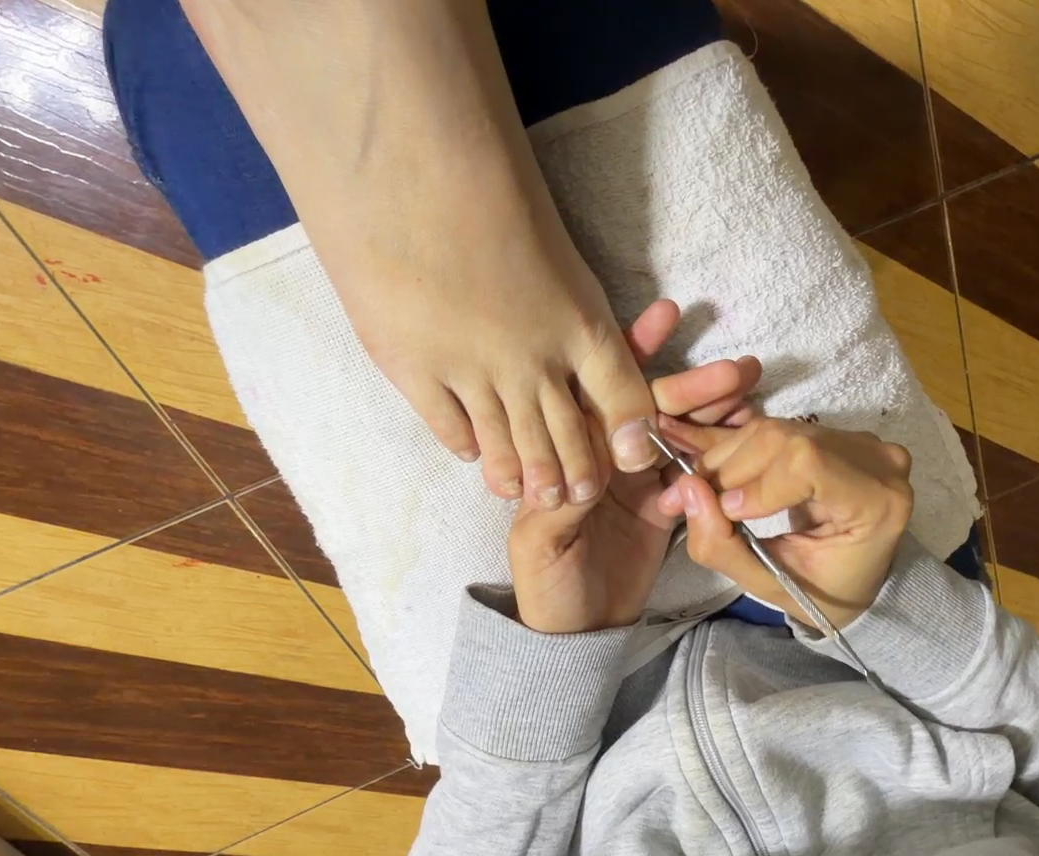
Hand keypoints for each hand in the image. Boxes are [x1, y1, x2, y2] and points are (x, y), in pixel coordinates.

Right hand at [333, 194, 660, 508]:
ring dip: (525, 473)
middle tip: (578, 496)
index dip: (628, 436)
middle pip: (563, 432)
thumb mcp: (563, 257)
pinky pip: (450, 425)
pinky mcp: (416, 370)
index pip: (620, 397)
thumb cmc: (494, 202)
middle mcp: (531, 360)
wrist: (406, 175)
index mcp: (579, 327)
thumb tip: (597, 362)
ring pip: (508, 441)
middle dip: (576, 470)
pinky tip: (473, 456)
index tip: (632, 462)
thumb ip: (581, 317)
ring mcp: (472, 370)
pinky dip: (467, 445)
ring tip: (533, 495)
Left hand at [509, 305, 761, 633]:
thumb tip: (597, 467)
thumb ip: (563, 501)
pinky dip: (721, 460)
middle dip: (692, 385)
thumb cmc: (546, 585)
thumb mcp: (540, 542)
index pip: (601, 393)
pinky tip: (748, 437)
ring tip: (750, 391)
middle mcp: (607, 458)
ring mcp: (639, 482)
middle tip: (739, 368)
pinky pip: (697, 478)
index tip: (664, 319)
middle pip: (652, 409)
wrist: (577, 633)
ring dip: (713, 414)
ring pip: (681, 438)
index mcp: (571, 452)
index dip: (631, 354)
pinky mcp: (666, 510)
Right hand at [656, 419, 913, 628]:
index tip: (728, 512)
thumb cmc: (822, 593)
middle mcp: (877, 460)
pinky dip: (740, 451)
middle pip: (783, 438)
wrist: (857, 581)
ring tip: (704, 493)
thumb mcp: (770, 586)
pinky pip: (778, 429)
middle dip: (729, 470)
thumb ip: (723, 547)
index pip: (806, 463)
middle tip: (695, 501)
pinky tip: (719, 475)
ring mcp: (860, 441)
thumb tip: (685, 490)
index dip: (757, 482)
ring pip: (773, 428)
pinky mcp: (837, 434)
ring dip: (728, 459)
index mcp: (877, 503)